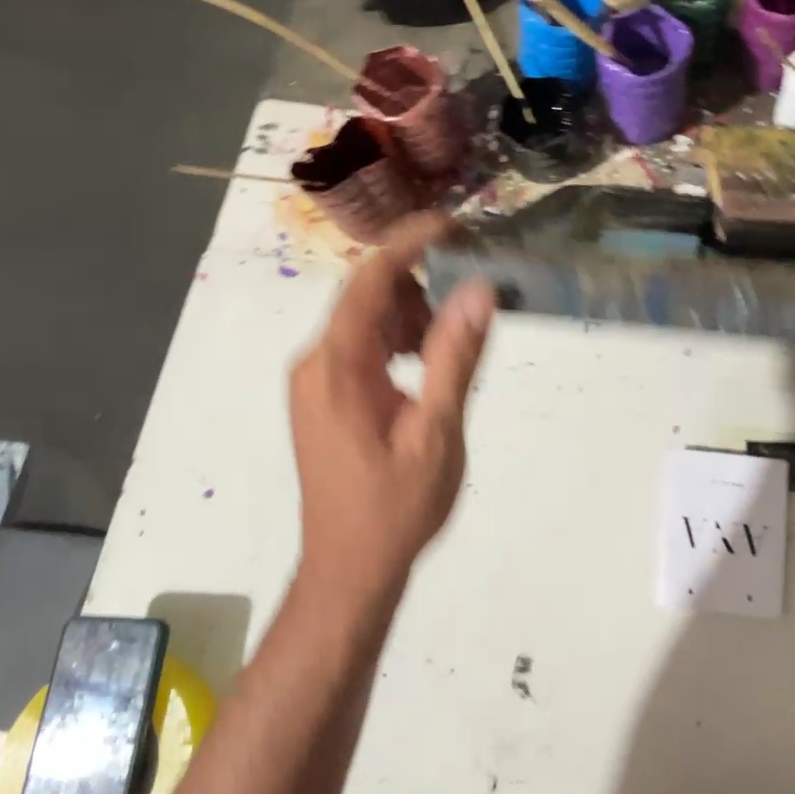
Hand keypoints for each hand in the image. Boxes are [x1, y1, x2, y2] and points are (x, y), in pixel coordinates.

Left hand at [289, 213, 494, 592]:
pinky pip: (362, 348)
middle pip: (368, 296)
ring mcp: (315, 382)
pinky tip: (427, 374)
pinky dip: (399, 344)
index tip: (455, 224)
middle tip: (471, 309)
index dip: (410, 242)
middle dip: (421, 289)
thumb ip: (456, 357)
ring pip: (367, 321)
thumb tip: (479, 290)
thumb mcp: (437, 432)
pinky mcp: (323, 398)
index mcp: (337, 365)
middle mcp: (315, 363)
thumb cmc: (395, 507)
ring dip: (413, 320)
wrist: (350, 570)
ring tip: (451, 356)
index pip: (369, 279)